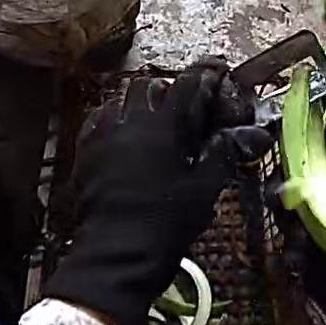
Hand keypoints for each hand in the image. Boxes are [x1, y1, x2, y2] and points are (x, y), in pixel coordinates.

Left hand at [46, 58, 272, 324]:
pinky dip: (113, 118)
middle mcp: (132, 122)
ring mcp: (103, 136)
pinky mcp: (85, 152)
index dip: (204, 74)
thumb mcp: (204, 188)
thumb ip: (221, 153)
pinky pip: (98, 120)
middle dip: (167, 88)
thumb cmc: (167, 222)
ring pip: (120, 99)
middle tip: (181, 104)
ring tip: (150, 117)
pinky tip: (122, 132)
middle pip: (148, 85)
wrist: (117, 254)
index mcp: (164, 127)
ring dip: (138, 101)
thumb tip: (241, 134)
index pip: (187, 85)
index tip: (215, 70)